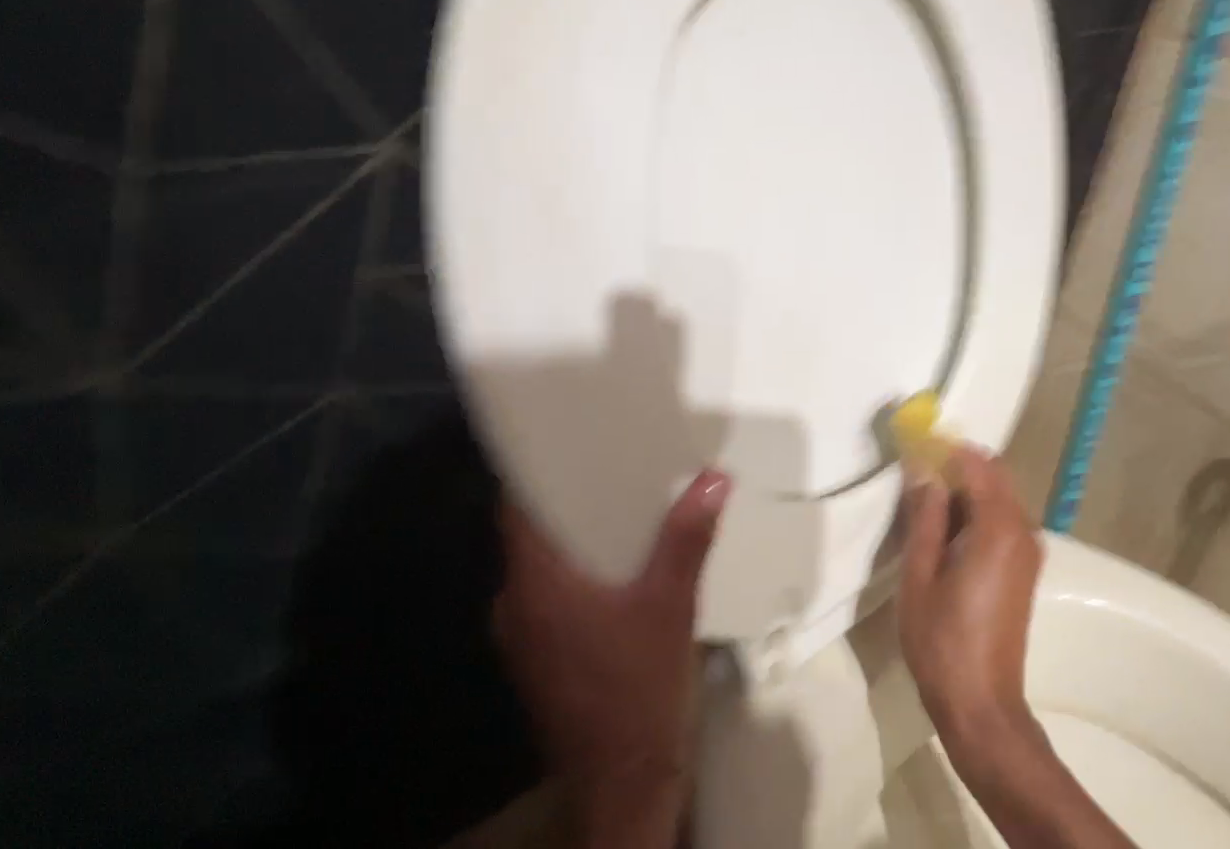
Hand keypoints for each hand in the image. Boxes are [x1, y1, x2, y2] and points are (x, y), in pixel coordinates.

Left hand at [494, 470, 730, 846]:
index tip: (569, 444)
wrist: (624, 786)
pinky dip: (575, 578)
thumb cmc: (639, 690)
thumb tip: (715, 478)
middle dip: (568, 504)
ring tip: (620, 514)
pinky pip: (549, 600)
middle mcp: (514, 607)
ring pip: (541, 571)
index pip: (515, 508)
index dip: (537, 472)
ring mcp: (521, 640)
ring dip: (575, 544)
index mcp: (533, 586)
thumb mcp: (671, 607)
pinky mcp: (537, 663)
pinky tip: (618, 572)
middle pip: (530, 537)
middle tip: (611, 472)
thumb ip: (687, 539)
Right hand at [898, 447, 1042, 748]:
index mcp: (998, 528)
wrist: (980, 703)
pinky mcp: (1024, 569)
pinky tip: (943, 535)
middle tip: (913, 476)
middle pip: (993, 474)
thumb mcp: (919, 573)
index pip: (976, 463)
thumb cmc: (941, 639)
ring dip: (963, 490)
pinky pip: (1001, 520)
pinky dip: (974, 513)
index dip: (943, 448)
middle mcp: (1023, 531)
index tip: (911, 445)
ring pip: (998, 496)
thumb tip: (922, 467)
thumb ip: (923, 515)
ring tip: (921, 508)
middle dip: (954, 466)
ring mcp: (1028, 551)